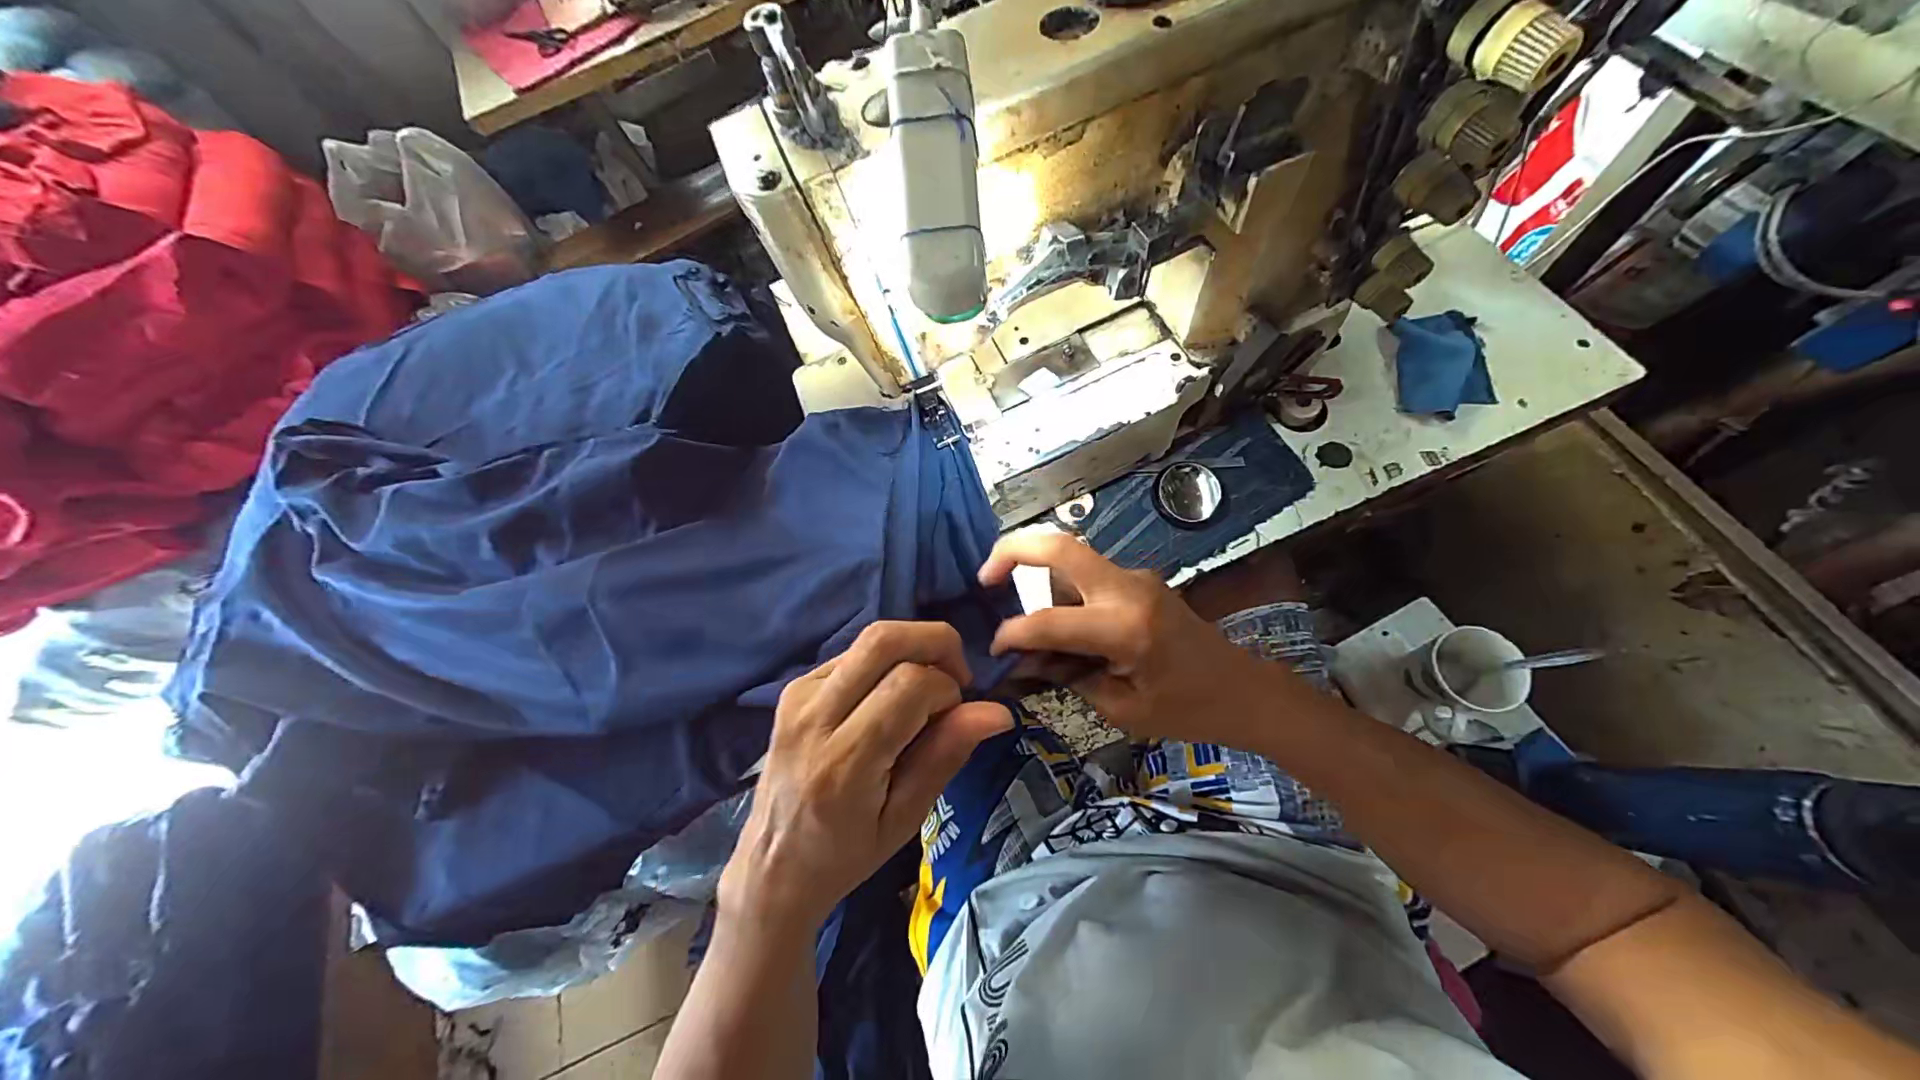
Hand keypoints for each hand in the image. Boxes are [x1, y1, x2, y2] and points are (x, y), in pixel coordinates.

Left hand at [718, 622, 1011, 932]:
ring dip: (912, 650)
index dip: (948, 689)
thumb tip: (996, 711)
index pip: (909, 684)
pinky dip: (885, 662)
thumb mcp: (905, 817)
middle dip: (936, 642)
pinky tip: (890, 698)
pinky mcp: (791, 689)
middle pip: (884, 639)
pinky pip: (852, 654)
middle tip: (957, 676)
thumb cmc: (844, 854)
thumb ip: (946, 754)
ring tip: (927, 690)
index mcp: (845, 761)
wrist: (772, 866)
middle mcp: (815, 716)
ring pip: (869, 639)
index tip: (956, 717)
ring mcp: (797, 696)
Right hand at [980, 530, 1303, 743]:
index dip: (1013, 635)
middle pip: (1059, 547)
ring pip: (1071, 560)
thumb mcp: (1122, 708)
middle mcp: (1128, 588)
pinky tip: (1061, 624)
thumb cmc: (1187, 709)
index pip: (1049, 621)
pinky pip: (1088, 575)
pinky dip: (1062, 591)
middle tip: (983, 577)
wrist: (1244, 689)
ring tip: (1030, 626)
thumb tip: (1029, 658)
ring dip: (1040, 580)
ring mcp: (1135, 578)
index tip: (995, 652)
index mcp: (1125, 627)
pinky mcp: (1138, 581)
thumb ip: (1070, 676)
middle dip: (1012, 551)